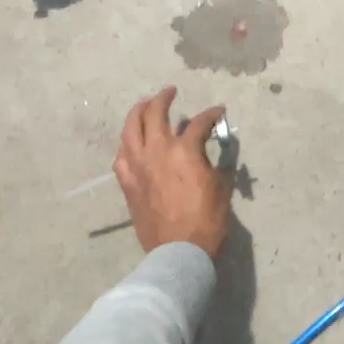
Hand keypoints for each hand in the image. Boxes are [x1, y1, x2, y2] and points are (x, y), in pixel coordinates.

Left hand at [113, 87, 229, 258]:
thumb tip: (212, 151)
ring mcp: (138, 166)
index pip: (200, 122)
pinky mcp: (128, 183)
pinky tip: (132, 143)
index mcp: (184, 150)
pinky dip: (128, 144)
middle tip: (170, 92)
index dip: (211, 114)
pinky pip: (122, 156)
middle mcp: (157, 151)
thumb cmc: (207, 218)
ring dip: (138, 112)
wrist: (178, 251)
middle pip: (155, 113)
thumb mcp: (221, 185)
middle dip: (164, 98)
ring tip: (145, 105)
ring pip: (131, 129)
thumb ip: (215, 161)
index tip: (218, 112)